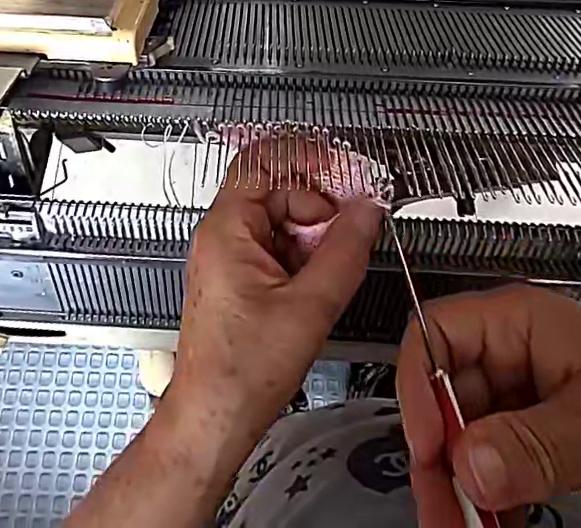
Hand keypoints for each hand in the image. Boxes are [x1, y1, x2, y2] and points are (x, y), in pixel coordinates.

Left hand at [165, 139, 384, 460]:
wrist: (213, 421)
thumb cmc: (241, 373)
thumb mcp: (310, 306)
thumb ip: (345, 250)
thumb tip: (368, 210)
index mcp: (227, 229)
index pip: (264, 161)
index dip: (307, 159)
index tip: (343, 172)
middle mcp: (222, 233)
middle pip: (278, 188)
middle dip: (318, 205)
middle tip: (350, 224)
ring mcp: (229, 253)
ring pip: (280, 216)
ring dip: (313, 232)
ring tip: (330, 266)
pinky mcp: (239, 272)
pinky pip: (277, 241)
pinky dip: (303, 251)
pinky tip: (316, 281)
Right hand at [397, 284, 580, 527]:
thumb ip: (532, 444)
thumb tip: (467, 463)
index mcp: (523, 321)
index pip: (439, 332)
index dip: (421, 383)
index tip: (428, 446)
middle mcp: (517, 351)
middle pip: (446, 390)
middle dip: (440, 453)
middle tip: (446, 512)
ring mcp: (529, 394)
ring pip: (467, 431)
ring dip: (461, 482)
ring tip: (469, 526)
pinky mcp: (542, 432)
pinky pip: (494, 459)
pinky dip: (489, 494)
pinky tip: (496, 521)